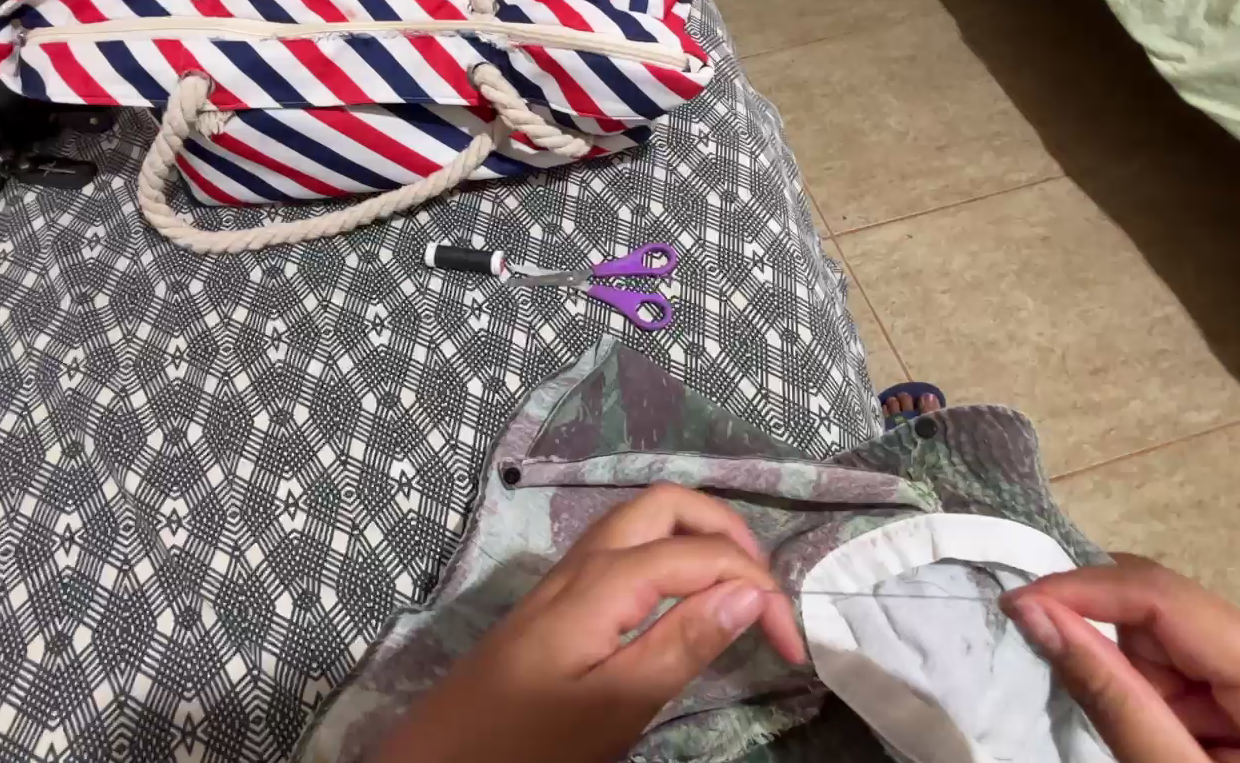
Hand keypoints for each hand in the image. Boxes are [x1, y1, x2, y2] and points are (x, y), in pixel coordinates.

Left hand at [371, 483, 805, 762]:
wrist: (446, 752)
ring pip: (647, 514)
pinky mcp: (566, 586)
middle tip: (762, 589)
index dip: (758, 588)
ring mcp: (574, 565)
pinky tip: (682, 590)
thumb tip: (747, 593)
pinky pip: (629, 539)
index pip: (703, 555)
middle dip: (728, 531)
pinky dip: (671, 546)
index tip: (792, 645)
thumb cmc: (531, 738)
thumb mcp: (616, 705)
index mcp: (607, 578)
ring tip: (734, 585)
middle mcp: (591, 554)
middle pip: (671, 503)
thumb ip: (682, 643)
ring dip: (699, 533)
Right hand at [1002, 554, 1239, 762]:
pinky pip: (1192, 670)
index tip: (1013, 606)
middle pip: (1167, 616)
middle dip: (1119, 653)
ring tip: (1161, 747)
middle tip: (1116, 720)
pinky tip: (1180, 745)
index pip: (1165, 598)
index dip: (1080, 590)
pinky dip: (1162, 699)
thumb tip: (1031, 609)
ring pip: (1172, 640)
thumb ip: (1110, 698)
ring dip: (1139, 681)